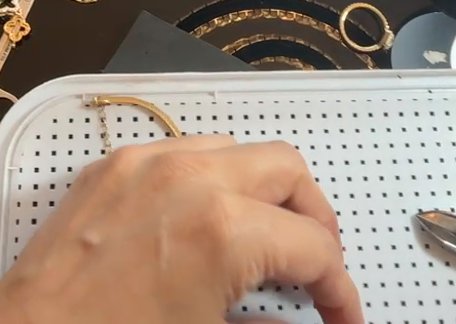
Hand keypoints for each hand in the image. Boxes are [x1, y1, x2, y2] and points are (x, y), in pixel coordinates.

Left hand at [0, 137, 363, 323]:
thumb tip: (300, 321)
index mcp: (223, 228)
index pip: (314, 245)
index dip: (341, 290)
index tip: (343, 319)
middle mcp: (191, 174)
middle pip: (286, 168)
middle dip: (313, 218)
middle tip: (315, 270)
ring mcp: (146, 160)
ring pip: (235, 149)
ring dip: (261, 192)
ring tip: (262, 242)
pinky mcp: (111, 164)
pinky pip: (181, 153)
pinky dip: (209, 180)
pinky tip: (200, 224)